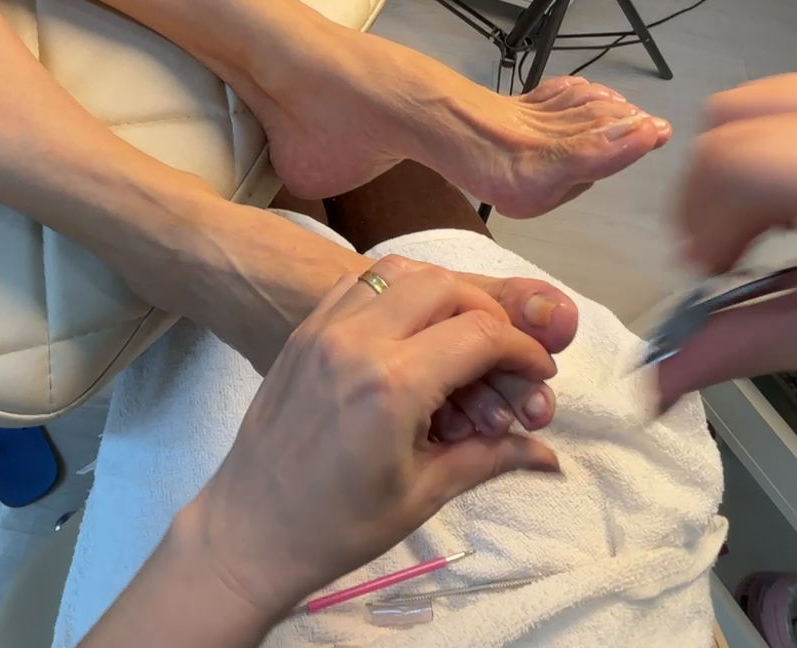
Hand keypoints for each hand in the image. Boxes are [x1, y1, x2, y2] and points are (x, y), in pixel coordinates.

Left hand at [181, 255, 562, 617]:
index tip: (538, 374)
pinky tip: (408, 330)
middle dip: (487, 312)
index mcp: (392, 384)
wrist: (249, 527)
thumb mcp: (422, 494)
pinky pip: (359, 283)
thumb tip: (547, 454)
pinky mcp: (305, 328)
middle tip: (500, 353)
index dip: (522, 350)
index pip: (479, 334)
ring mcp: (325, 326)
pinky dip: (395, 290)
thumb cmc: (337, 525)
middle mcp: (358, 339)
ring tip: (458, 335)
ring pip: (399, 269)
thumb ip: (488, 456)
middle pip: (444, 284)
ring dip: (441, 292)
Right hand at [657, 65, 796, 403]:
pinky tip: (784, 194)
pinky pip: (762, 101)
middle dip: (705, 201)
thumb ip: (745, 346)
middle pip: (729, 132)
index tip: (709, 271)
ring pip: (735, 111)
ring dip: (724, 176)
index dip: (703, 219)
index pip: (744, 163)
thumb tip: (651, 383)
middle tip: (725, 255)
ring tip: (759, 226)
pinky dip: (750, 150)